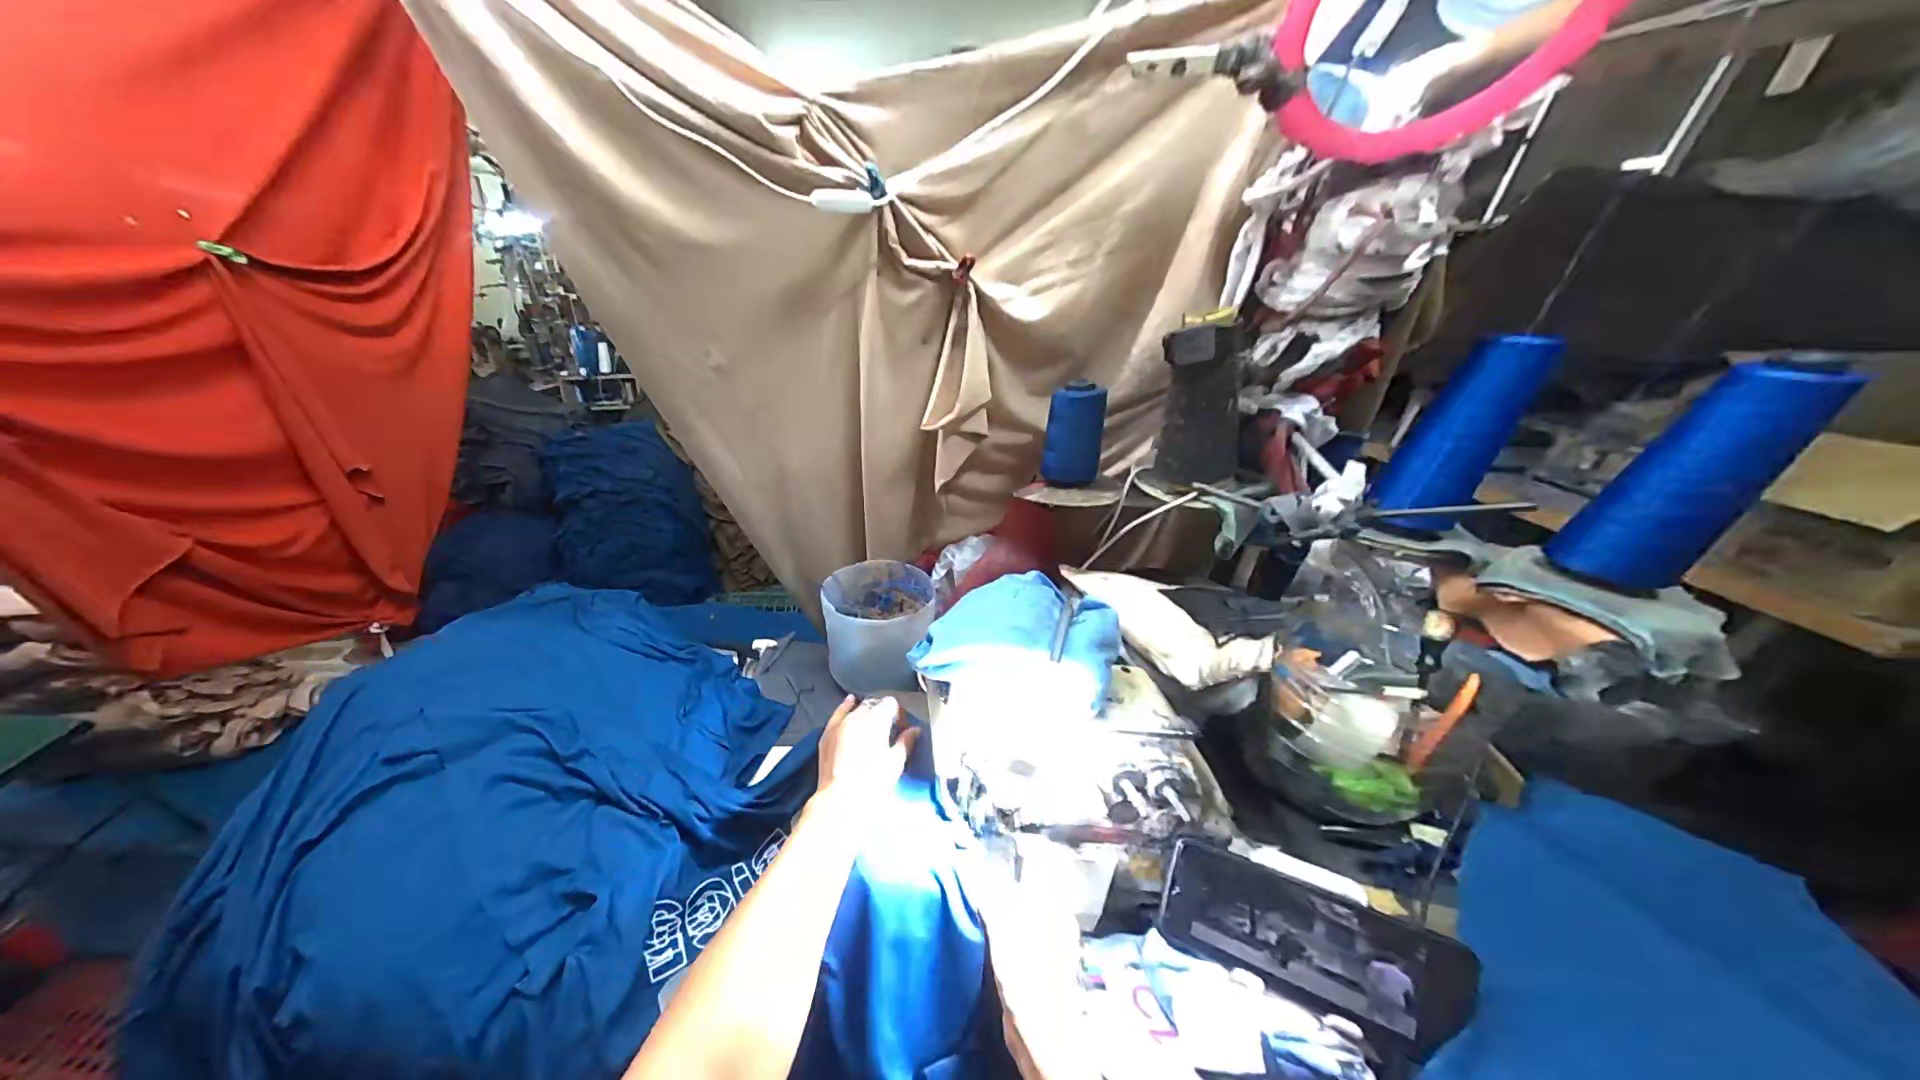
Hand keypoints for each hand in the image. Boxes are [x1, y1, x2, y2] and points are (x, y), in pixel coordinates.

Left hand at [814, 695, 917, 806]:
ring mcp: (840, 724)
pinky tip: (850, 701)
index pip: (890, 704)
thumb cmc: (872, 782)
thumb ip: (906, 742)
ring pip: (856, 708)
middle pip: (874, 704)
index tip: (901, 725)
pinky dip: (845, 707)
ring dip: (866, 711)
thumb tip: (914, 731)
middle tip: (889, 728)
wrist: (841, 800)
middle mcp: (857, 716)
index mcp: (876, 720)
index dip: (898, 713)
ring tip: (872, 722)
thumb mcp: (895, 762)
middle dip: (883, 712)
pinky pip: (838, 714)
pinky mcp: (827, 733)